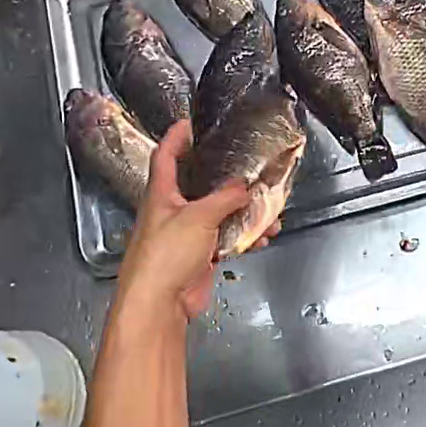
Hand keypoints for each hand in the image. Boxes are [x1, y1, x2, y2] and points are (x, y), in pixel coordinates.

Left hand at [115, 120, 252, 319]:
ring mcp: (186, 234)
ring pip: (217, 213)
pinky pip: (224, 239)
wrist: (159, 304)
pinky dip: (243, 236)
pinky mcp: (199, 256)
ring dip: (241, 211)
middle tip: (244, 164)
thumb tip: (243, 187)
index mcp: (162, 193)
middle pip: (199, 184)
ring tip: (266, 207)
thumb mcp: (198, 217)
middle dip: (223, 176)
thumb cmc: (164, 256)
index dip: (176, 137)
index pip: (166, 155)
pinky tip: (261, 237)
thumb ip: (224, 198)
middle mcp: (172, 210)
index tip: (191, 122)